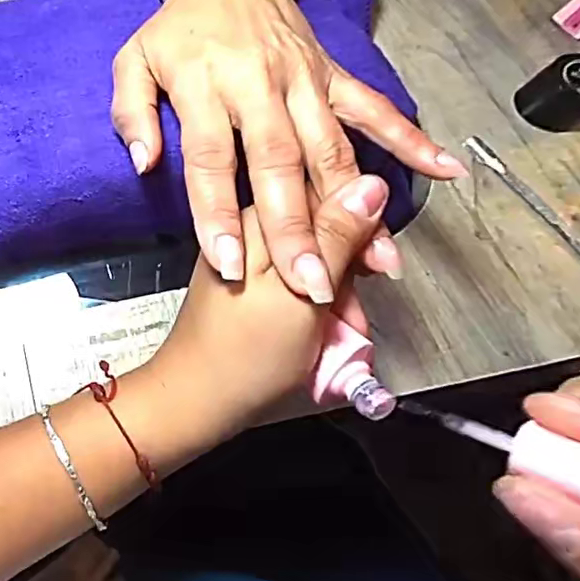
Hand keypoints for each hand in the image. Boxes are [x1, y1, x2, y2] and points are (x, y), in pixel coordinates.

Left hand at [110, 0, 464, 298]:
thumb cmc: (175, 27)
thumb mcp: (133, 62)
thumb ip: (132, 112)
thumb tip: (144, 164)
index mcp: (203, 88)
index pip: (210, 160)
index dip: (217, 214)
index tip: (228, 264)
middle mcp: (258, 87)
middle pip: (277, 165)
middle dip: (295, 229)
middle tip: (310, 285)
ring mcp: (301, 80)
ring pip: (330, 148)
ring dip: (353, 205)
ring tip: (378, 260)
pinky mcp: (331, 73)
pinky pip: (372, 106)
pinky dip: (407, 136)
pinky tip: (441, 170)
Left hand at [147, 172, 388, 452]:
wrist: (202, 396)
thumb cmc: (244, 351)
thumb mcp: (301, 292)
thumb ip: (335, 237)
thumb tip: (368, 184)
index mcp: (253, 219)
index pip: (324, 191)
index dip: (361, 226)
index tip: (377, 261)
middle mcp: (247, 231)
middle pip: (323, 229)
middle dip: (351, 271)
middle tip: (353, 310)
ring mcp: (249, 260)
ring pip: (318, 262)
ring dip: (340, 297)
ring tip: (339, 335)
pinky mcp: (254, 286)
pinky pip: (300, 284)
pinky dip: (321, 308)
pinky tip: (325, 336)